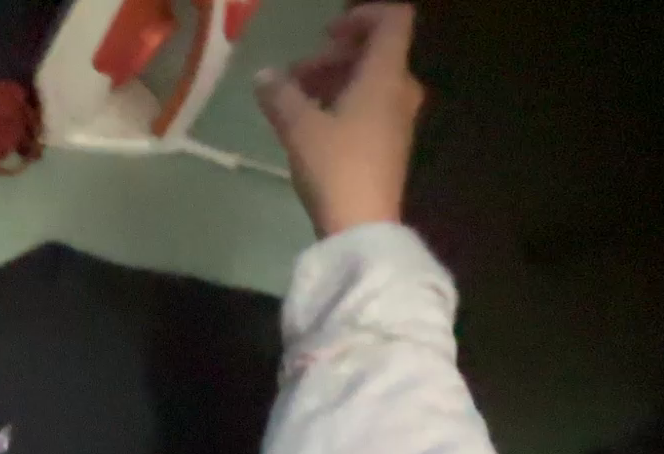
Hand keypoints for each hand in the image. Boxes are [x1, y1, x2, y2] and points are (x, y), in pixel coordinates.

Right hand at [254, 3, 425, 237]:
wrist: (361, 221)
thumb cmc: (334, 167)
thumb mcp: (299, 130)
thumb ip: (281, 98)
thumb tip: (263, 75)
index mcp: (385, 74)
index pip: (391, 20)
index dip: (360, 17)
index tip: (323, 34)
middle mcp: (399, 88)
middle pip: (375, 54)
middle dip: (334, 57)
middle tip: (294, 78)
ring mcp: (397, 117)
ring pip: (369, 82)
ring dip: (335, 83)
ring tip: (296, 104)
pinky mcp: (387, 144)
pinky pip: (368, 107)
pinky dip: (342, 105)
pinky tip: (312, 128)